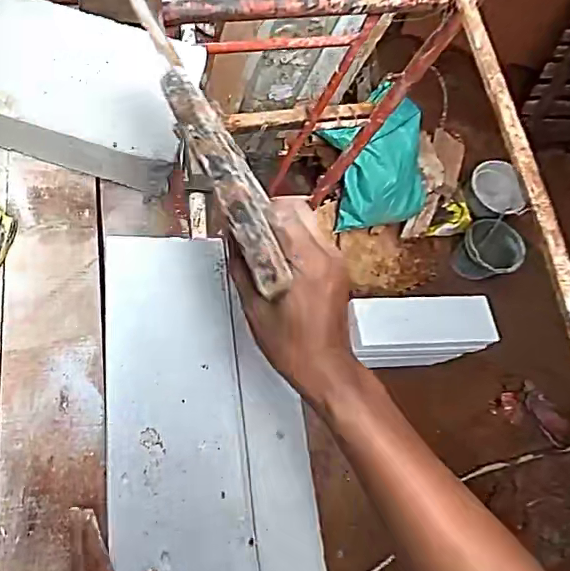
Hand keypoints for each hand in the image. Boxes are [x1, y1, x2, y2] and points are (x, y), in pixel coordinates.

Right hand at [229, 197, 366, 403]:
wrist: (326, 367)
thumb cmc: (296, 348)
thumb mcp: (255, 308)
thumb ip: (241, 269)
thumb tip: (231, 242)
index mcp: (308, 265)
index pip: (281, 215)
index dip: (253, 207)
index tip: (236, 203)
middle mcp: (328, 257)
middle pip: (297, 208)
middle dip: (268, 210)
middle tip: (246, 221)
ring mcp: (336, 261)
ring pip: (307, 219)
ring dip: (281, 222)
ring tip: (259, 238)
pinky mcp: (337, 268)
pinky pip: (314, 237)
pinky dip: (294, 236)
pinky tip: (277, 254)